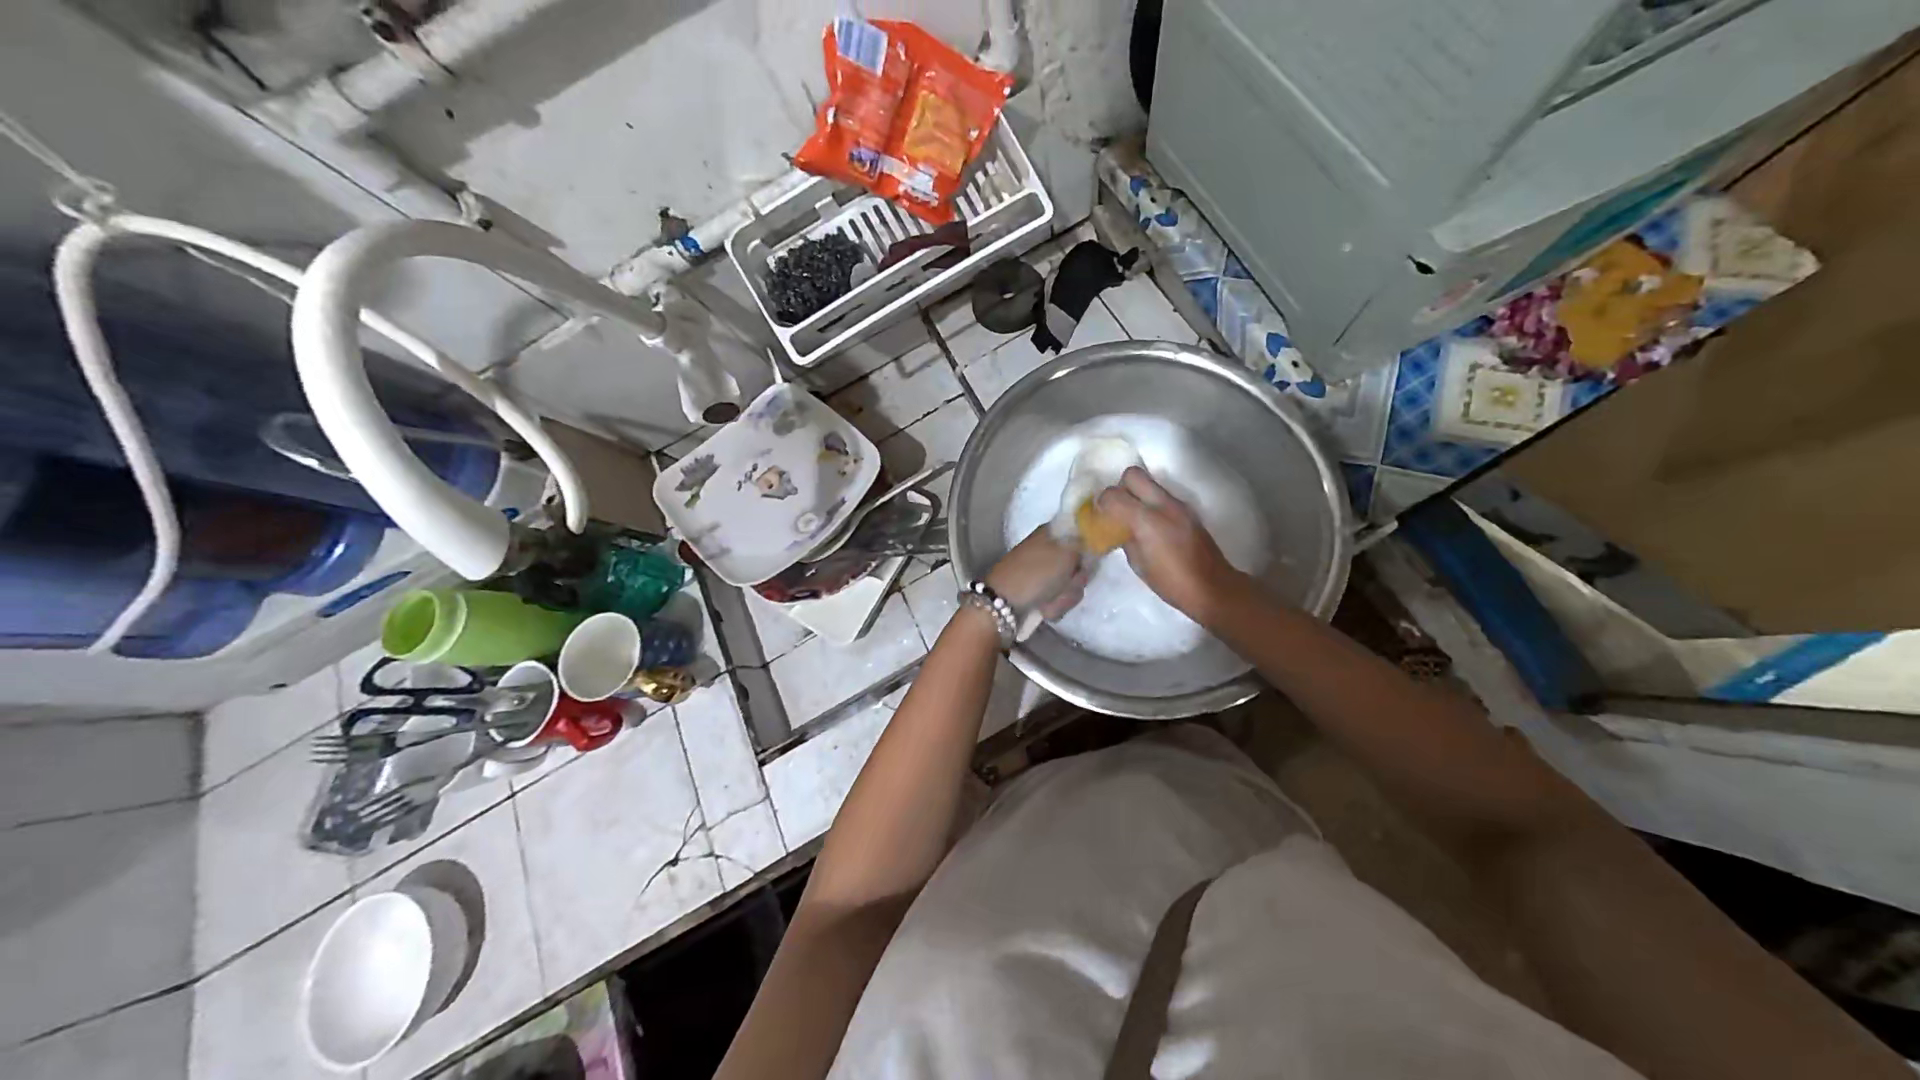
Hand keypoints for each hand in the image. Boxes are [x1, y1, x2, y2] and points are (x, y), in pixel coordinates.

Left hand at [985, 528, 1087, 619]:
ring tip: (1050, 600)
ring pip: (1071, 585)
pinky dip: (1054, 605)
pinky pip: (1059, 598)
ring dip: (1065, 596)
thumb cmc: (1035, 573)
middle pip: (1080, 564)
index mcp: (1052, 532)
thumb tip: (1094, 538)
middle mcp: (1048, 549)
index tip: (1086, 561)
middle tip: (1066, 583)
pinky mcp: (1039, 591)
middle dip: (1076, 580)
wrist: (1002, 603)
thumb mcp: (1066, 552)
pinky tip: (1044, 608)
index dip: (1089, 550)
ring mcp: (1043, 572)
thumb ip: (1086, 542)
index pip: (1084, 535)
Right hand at [1094, 467, 1242, 623]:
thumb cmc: (1171, 582)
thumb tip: (1118, 527)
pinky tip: (1152, 525)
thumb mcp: (1138, 564)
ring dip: (1137, 494)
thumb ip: (1124, 537)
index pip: (1113, 495)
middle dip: (1120, 487)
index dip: (1102, 503)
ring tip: (1134, 518)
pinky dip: (1151, 502)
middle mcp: (1163, 504)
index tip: (1100, 516)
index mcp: (1147, 521)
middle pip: (1133, 474)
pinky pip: (1162, 495)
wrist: (1213, 587)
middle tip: (1118, 509)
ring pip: (1150, 482)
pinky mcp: (1188, 510)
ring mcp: (1179, 504)